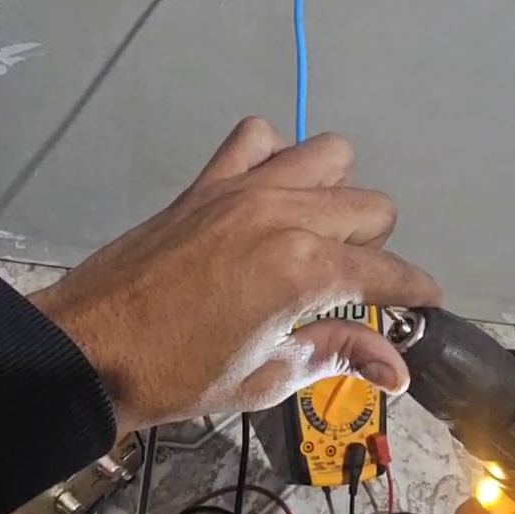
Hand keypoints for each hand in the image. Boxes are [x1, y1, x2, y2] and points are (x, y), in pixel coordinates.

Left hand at [28, 116, 441, 433]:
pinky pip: (257, 136)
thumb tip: (397, 368)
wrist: (89, 350)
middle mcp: (285, 213)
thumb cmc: (179, 375)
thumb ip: (337, 355)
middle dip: (375, 248)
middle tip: (349, 286)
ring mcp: (243, 188)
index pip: (389, 272)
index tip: (425, 303)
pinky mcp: (207, 181)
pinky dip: (273, 157)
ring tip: (313, 234)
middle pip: (371, 206)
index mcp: (305, 270)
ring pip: (329, 155)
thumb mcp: (267, 377)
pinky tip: (265, 196)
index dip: (416, 292)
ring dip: (335, 193)